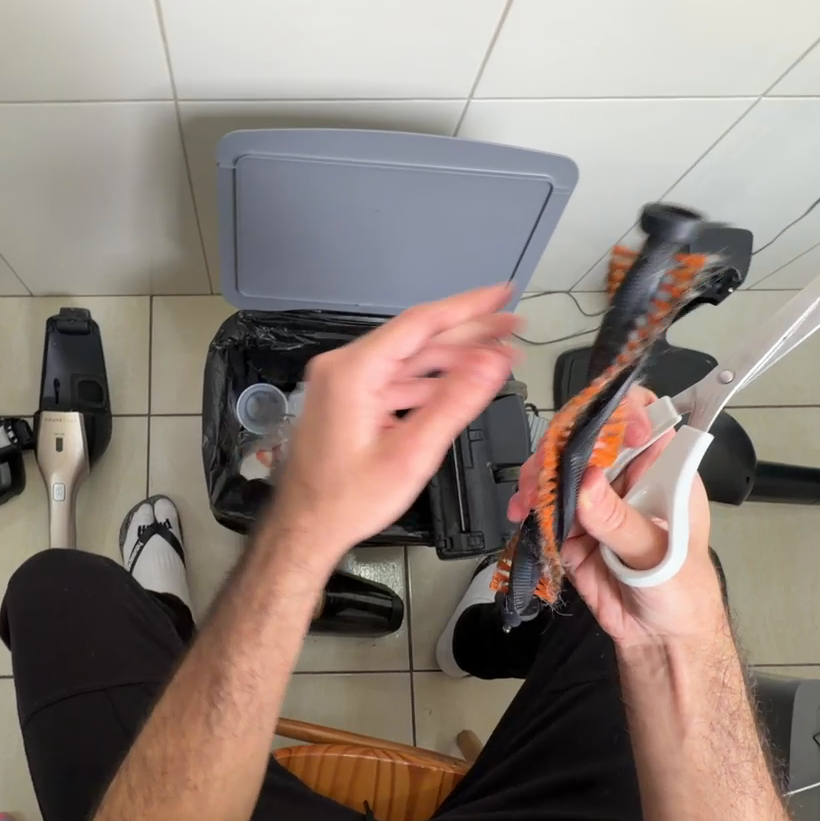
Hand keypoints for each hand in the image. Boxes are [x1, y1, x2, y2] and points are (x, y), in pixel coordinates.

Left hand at [269, 285, 522, 562]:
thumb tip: (492, 364)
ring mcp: (344, 382)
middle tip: (511, 323)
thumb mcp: (411, 454)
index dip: (468, 307)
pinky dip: (429, 381)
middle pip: (417, 338)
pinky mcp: (349, 398)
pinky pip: (396, 379)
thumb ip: (455, 403)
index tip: (501, 293)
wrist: (307, 526)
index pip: (421, 323)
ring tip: (498, 353)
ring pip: (409, 359)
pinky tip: (460, 382)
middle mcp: (344, 368)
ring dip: (453, 357)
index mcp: (353, 372)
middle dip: (469, 331)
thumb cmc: (346, 499)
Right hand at [507, 387, 726, 648]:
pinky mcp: (570, 524)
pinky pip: (543, 503)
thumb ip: (621, 522)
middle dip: (558, 448)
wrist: (657, 638)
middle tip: (544, 472)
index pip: (646, 417)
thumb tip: (588, 482)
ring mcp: (595, 500)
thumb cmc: (682, 593)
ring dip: (537, 478)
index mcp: (663, 472)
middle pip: (588, 437)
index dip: (623, 412)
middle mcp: (627, 478)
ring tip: (529, 501)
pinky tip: (522, 514)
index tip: (599, 432)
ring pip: (558, 467)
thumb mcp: (661, 556)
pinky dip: (527, 505)